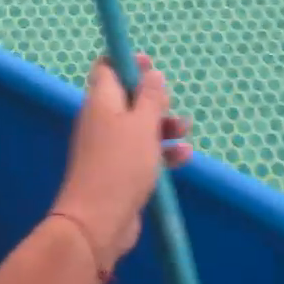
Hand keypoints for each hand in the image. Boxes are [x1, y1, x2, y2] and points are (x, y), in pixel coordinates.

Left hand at [50, 54, 190, 271]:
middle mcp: (101, 118)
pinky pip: (141, 152)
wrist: (98, 221)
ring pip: (138, 125)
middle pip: (127, 96)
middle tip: (169, 104)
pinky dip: (161, 151)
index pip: (107, 67)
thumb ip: (150, 97)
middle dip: (152, 97)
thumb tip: (151, 72)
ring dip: (162, 125)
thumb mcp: (143, 124)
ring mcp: (108, 146)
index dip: (128, 62)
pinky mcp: (117, 170)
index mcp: (101, 99)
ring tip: (185, 129)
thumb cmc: (121, 163)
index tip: (150, 65)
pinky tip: (183, 157)